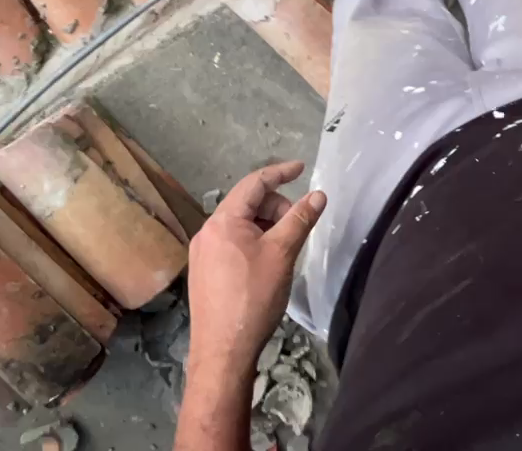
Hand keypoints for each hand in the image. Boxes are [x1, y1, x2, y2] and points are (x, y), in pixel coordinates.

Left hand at [185, 161, 326, 383]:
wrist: (223, 354)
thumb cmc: (253, 298)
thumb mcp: (283, 253)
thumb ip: (300, 219)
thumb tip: (318, 194)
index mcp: (223, 221)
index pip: (254, 183)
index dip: (280, 172)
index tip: (302, 168)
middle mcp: (207, 232)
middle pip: (248, 203)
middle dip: (276, 207)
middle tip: (298, 226)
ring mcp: (203, 254)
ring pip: (241, 224)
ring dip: (266, 225)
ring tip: (285, 248)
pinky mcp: (205, 273)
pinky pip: (233, 242)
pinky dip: (254, 241)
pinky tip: (268, 263)